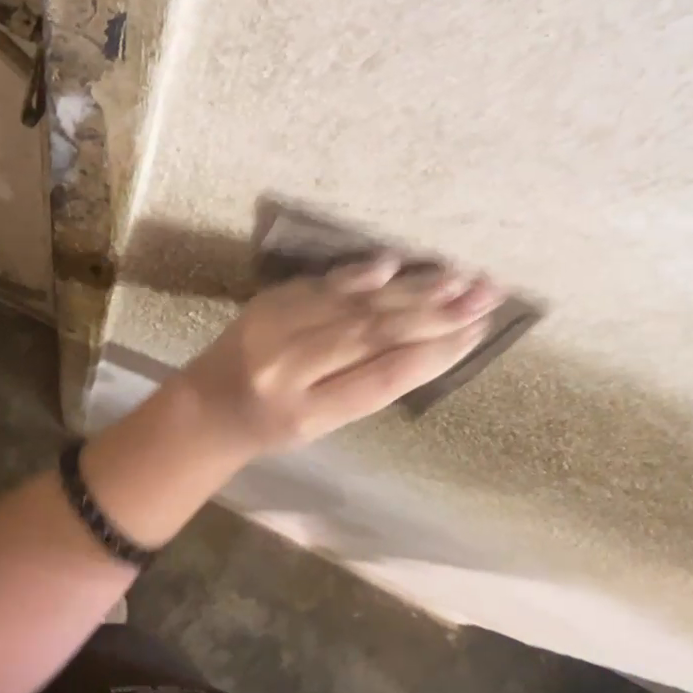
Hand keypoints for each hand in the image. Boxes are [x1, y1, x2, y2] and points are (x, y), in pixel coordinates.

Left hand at [170, 255, 504, 454]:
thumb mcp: (322, 425)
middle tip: (488, 293)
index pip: (384, 378)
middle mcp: (290, 368)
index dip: (435, 353)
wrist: (204, 407)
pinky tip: (396, 264)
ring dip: (410, 288)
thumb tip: (429, 339)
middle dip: (437, 312)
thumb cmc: (272, 428)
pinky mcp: (268, 302)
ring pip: (353, 304)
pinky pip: (322, 285)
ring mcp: (274, 330)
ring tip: (460, 276)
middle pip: (374, 334)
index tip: (479, 331)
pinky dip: (362, 274)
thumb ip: (368, 386)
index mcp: (309, 413)